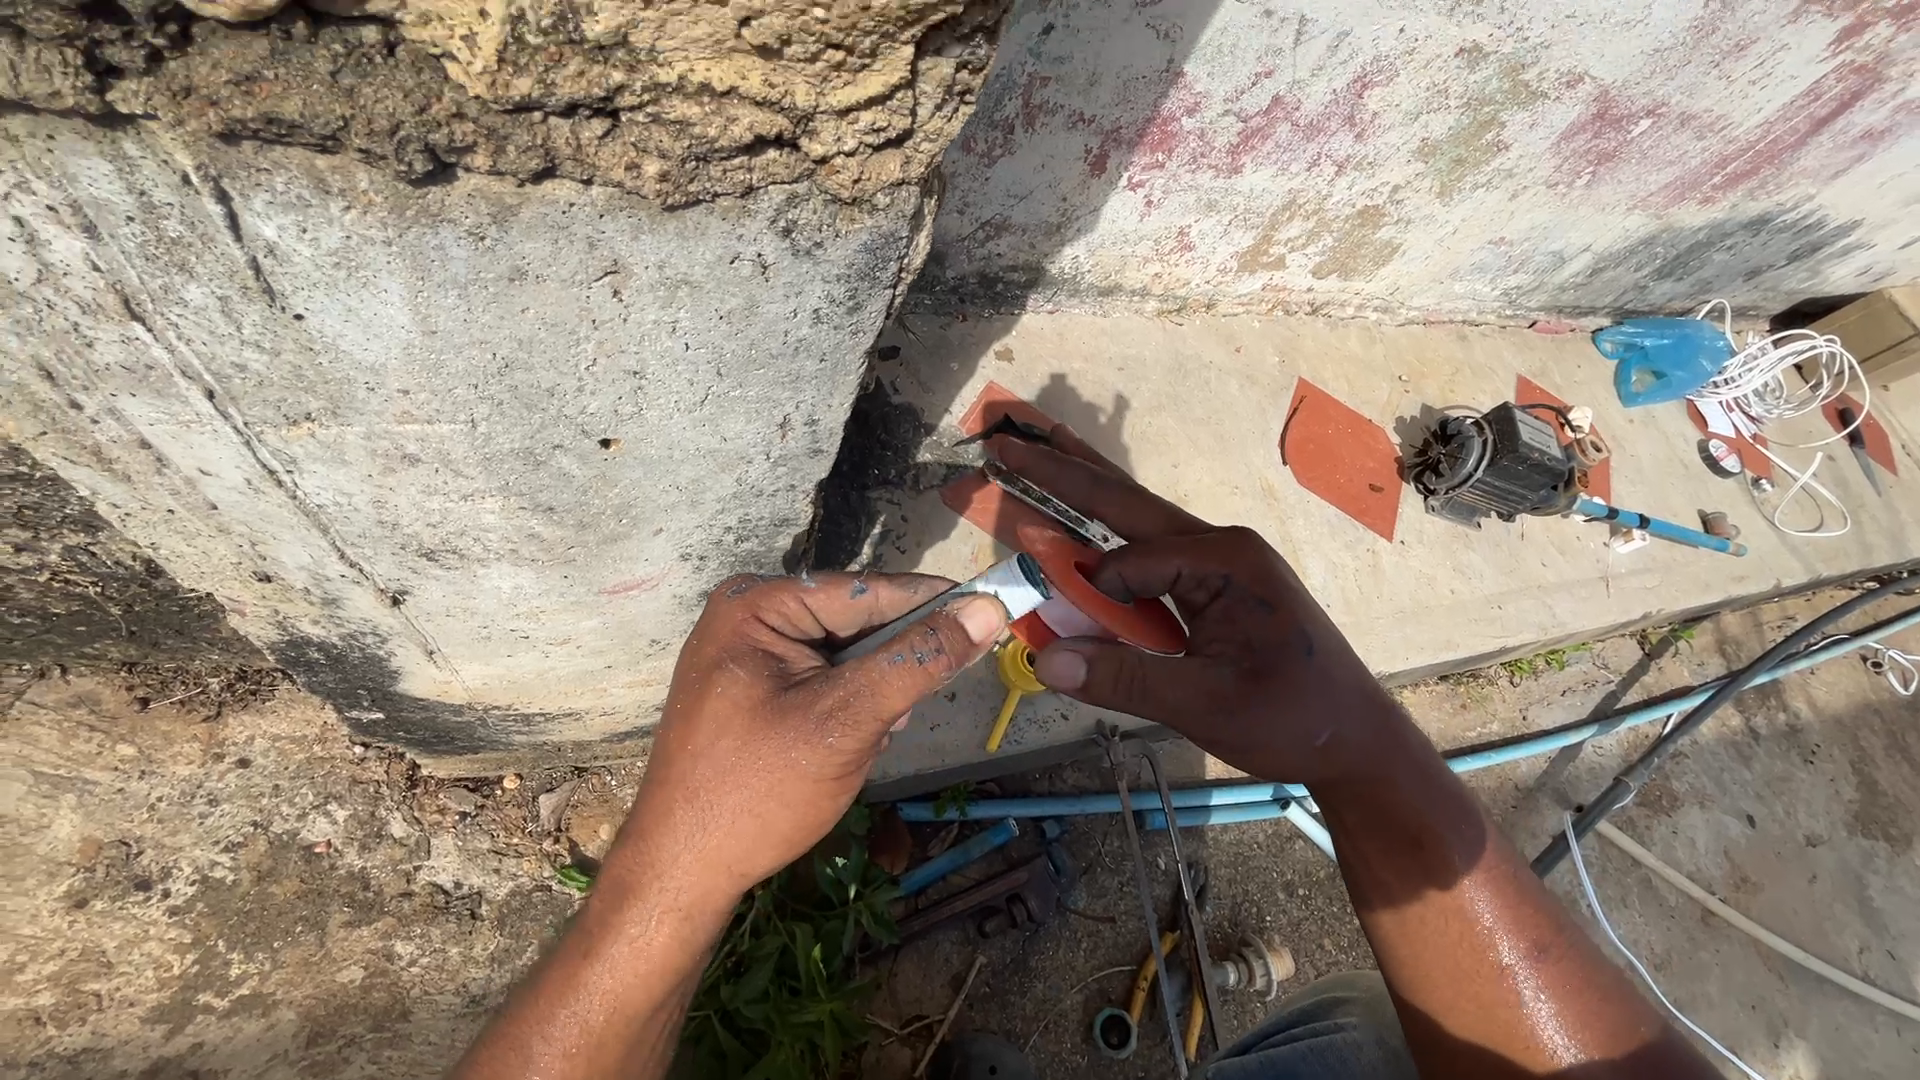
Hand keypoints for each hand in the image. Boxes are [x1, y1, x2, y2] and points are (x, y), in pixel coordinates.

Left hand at [609, 572, 1007, 900]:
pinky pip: (822, 676)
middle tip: (923, 699)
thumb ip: (919, 659)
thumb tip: (988, 609)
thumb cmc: (759, 792)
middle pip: (855, 619)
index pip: (866, 589)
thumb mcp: (849, 718)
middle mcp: (748, 614)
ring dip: (873, 689)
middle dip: (894, 661)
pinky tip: (852, 739)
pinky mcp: (751, 686)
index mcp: (757, 604)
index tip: (996, 604)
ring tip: (877, 734)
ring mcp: (746, 652)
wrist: (680, 874)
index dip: (934, 600)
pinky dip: (849, 703)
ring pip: (844, 652)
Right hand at [993, 427, 1406, 786]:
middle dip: (1060, 470)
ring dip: (1083, 482)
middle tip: (1003, 437)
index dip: (1095, 595)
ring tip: (1036, 444)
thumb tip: (1043, 659)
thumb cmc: (1292, 719)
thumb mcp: (1206, 704)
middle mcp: (1218, 543)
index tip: (1080, 636)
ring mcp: (1216, 558)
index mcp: (1224, 560)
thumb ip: (1124, 678)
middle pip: (1124, 500)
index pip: (1132, 564)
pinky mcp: (1211, 580)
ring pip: (1133, 514)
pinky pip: (1145, 548)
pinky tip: (1081, 507)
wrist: (1355, 739)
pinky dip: (1104, 525)